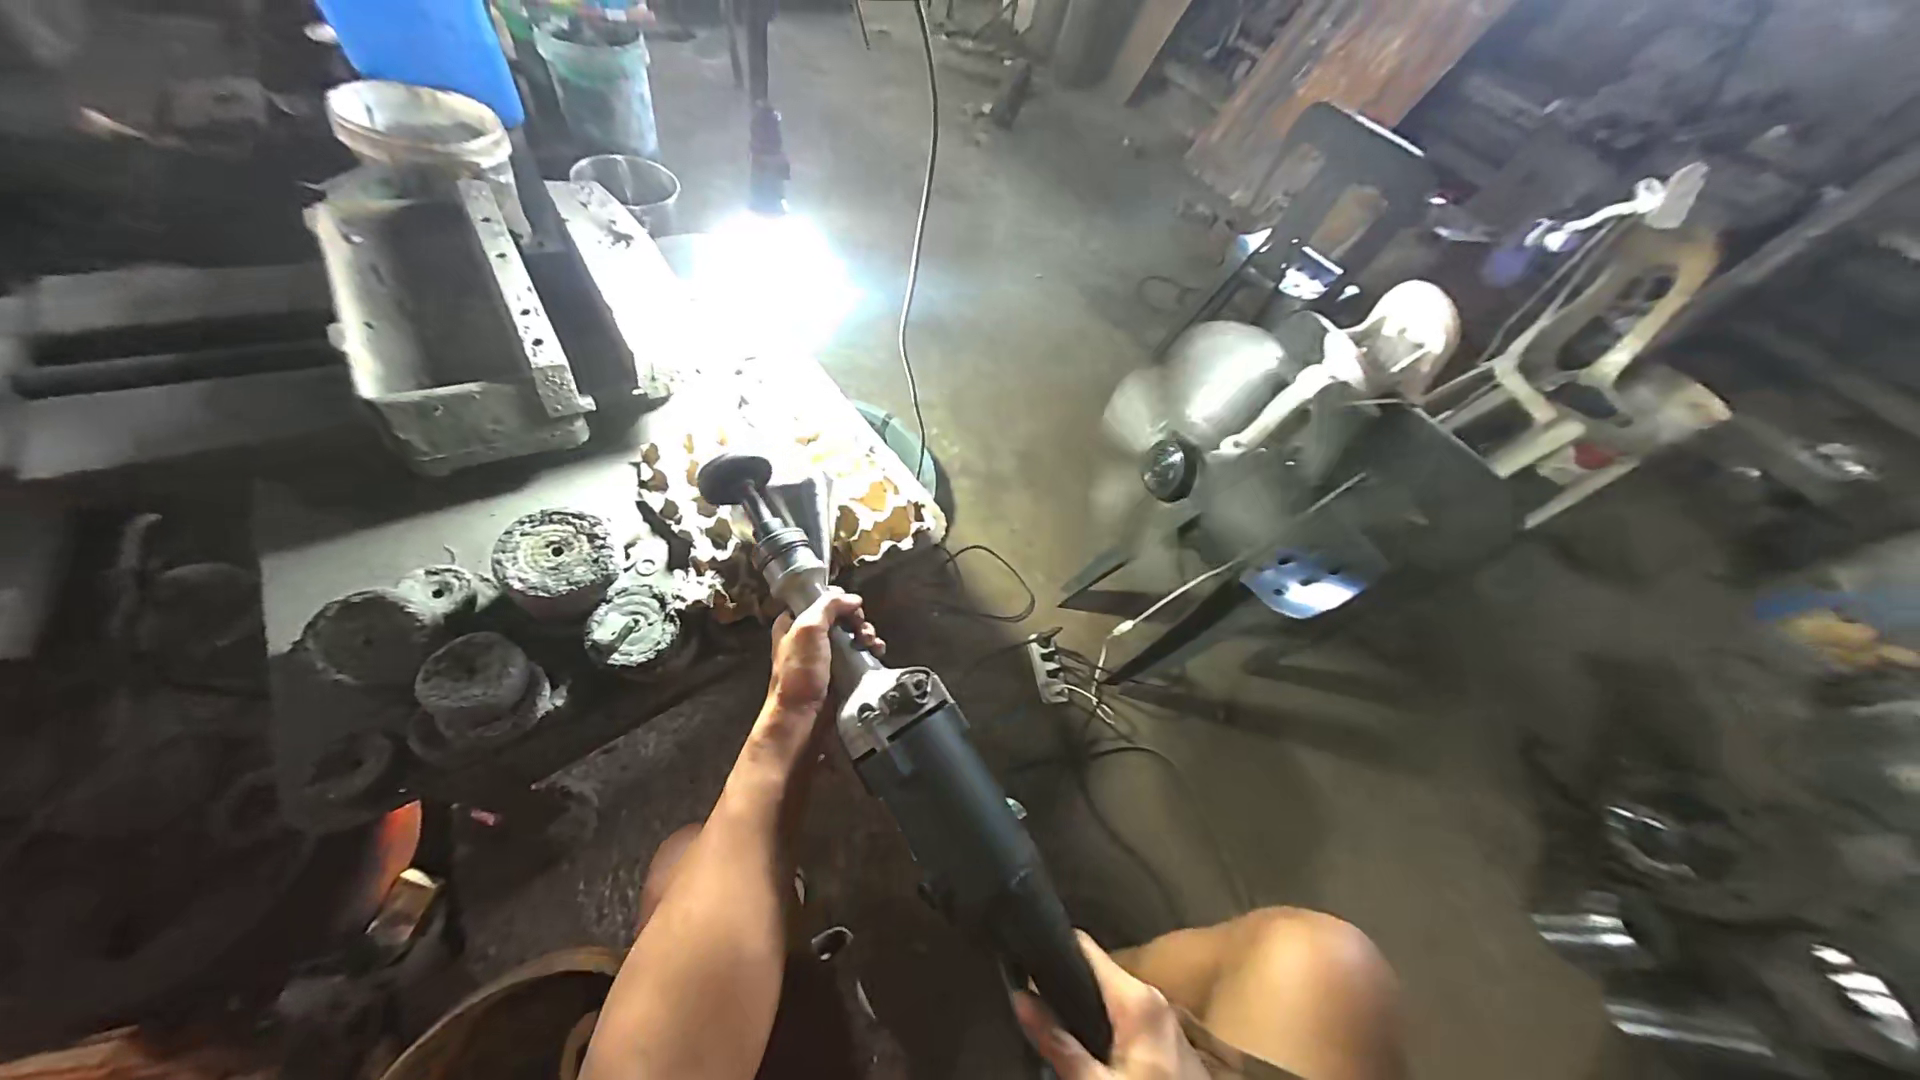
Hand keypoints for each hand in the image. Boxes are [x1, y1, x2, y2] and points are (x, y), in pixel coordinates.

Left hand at [763, 588, 882, 719]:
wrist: (803, 718)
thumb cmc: (800, 672)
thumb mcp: (808, 628)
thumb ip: (829, 606)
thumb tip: (854, 599)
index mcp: (793, 622)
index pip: (820, 599)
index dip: (839, 600)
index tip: (851, 608)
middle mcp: (809, 636)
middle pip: (841, 615)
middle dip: (857, 619)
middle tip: (861, 630)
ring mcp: (826, 655)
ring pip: (853, 633)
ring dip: (867, 633)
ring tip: (871, 644)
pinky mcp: (841, 671)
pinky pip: (860, 653)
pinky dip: (871, 649)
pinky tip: (876, 652)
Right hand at [1013, 933, 1209, 1079]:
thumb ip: (1057, 1042)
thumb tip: (1019, 997)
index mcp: (1135, 997)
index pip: (1085, 948)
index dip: (1052, 950)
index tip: (1023, 960)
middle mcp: (1151, 995)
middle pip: (1096, 973)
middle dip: (1065, 986)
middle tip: (1032, 1002)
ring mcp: (1164, 1017)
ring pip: (1110, 996)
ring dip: (1084, 1008)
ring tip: (1053, 1024)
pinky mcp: (1169, 1039)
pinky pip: (1127, 1016)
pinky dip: (1105, 1025)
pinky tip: (1088, 1048)